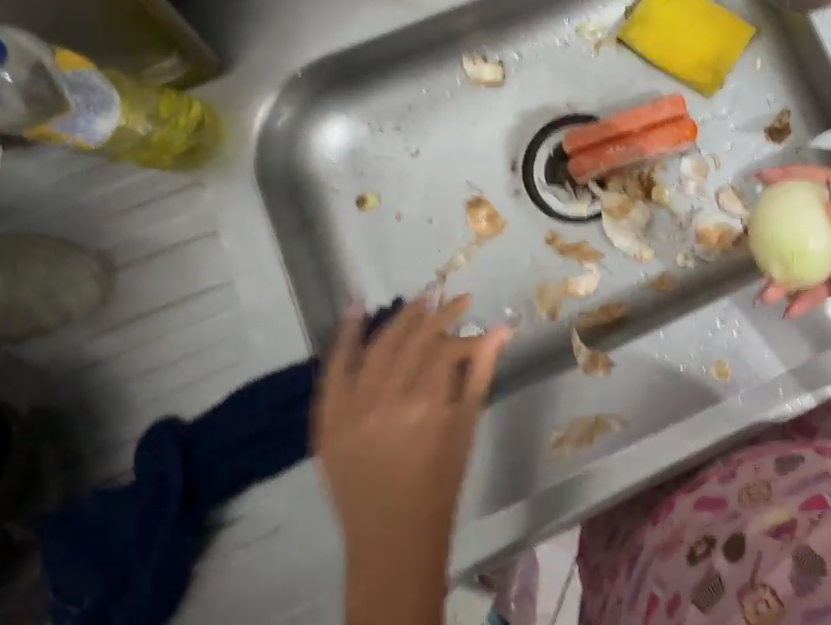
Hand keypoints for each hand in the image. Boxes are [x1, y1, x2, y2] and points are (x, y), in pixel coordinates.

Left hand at [314, 296, 511, 574]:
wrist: (391, 534)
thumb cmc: (439, 483)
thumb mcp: (466, 426)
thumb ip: (481, 372)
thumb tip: (503, 327)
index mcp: (427, 405)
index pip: (445, 348)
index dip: (461, 327)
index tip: (473, 310)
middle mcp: (387, 401)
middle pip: (412, 341)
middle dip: (435, 313)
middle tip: (451, 296)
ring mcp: (351, 409)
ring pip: (377, 348)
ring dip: (399, 319)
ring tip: (419, 299)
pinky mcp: (327, 419)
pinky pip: (334, 370)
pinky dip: (343, 337)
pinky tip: (355, 309)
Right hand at [755, 165, 830, 390]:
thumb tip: (827, 195)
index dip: (800, 177)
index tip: (763, 178)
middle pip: (821, 219)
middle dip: (785, 226)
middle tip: (753, 239)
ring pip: (819, 256)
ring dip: (792, 270)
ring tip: (767, 292)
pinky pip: (828, 285)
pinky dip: (809, 294)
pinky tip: (792, 310)